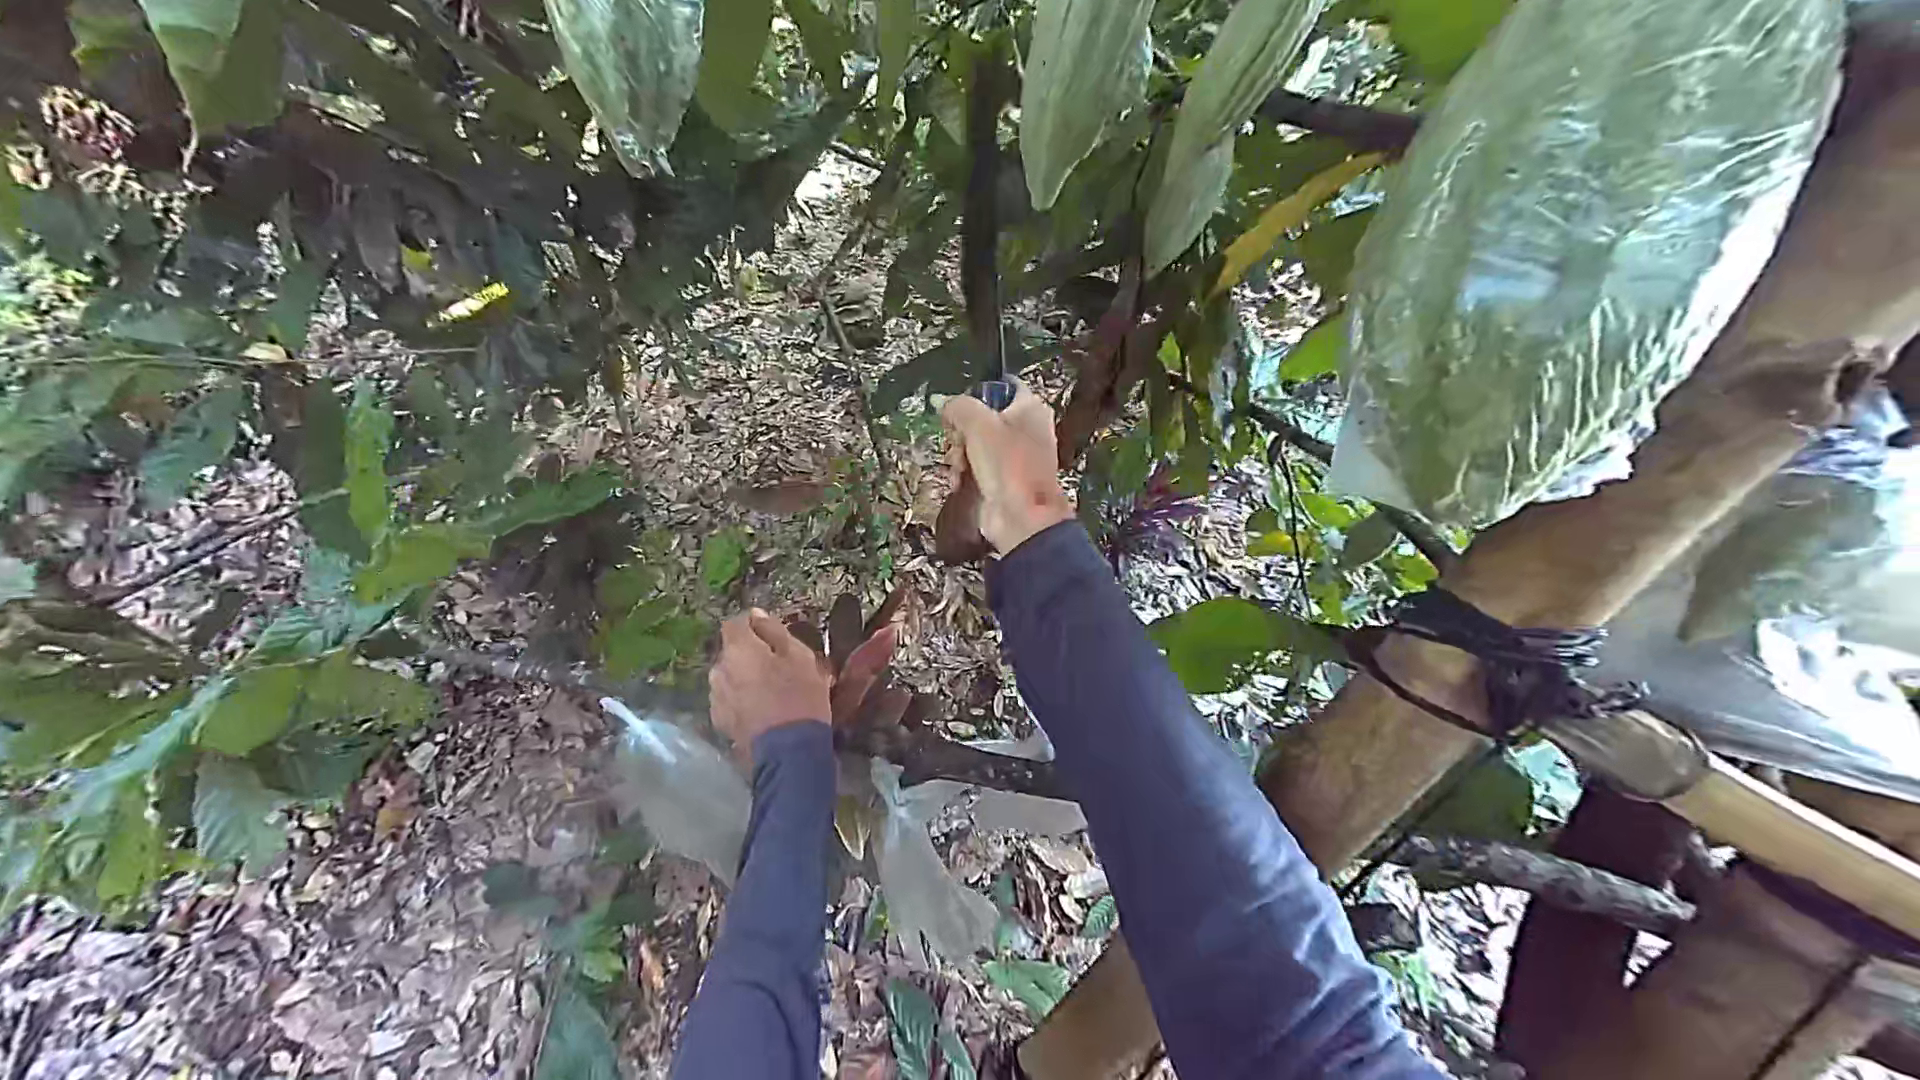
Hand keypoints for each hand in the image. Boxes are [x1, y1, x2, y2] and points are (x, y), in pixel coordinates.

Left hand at [709, 609, 832, 757]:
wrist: (788, 752)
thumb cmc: (800, 696)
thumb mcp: (800, 656)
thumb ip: (775, 631)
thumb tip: (757, 616)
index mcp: (738, 649)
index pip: (735, 622)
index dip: (753, 623)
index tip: (773, 632)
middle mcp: (719, 669)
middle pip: (733, 650)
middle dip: (751, 653)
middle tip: (779, 663)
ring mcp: (716, 697)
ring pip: (730, 675)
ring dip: (745, 676)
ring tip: (771, 689)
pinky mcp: (720, 721)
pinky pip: (731, 698)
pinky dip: (743, 698)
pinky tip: (763, 709)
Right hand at [940, 381, 1075, 553]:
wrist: (1021, 518)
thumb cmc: (1008, 465)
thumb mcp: (978, 424)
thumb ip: (958, 406)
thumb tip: (943, 403)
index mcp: (1030, 408)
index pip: (1001, 386)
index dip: (977, 394)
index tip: (960, 408)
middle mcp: (1025, 429)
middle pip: (981, 417)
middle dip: (961, 431)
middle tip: (958, 441)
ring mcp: (1014, 456)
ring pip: (974, 443)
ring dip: (958, 454)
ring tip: (960, 467)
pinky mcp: (1002, 479)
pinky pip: (975, 467)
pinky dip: (964, 473)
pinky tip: (960, 481)